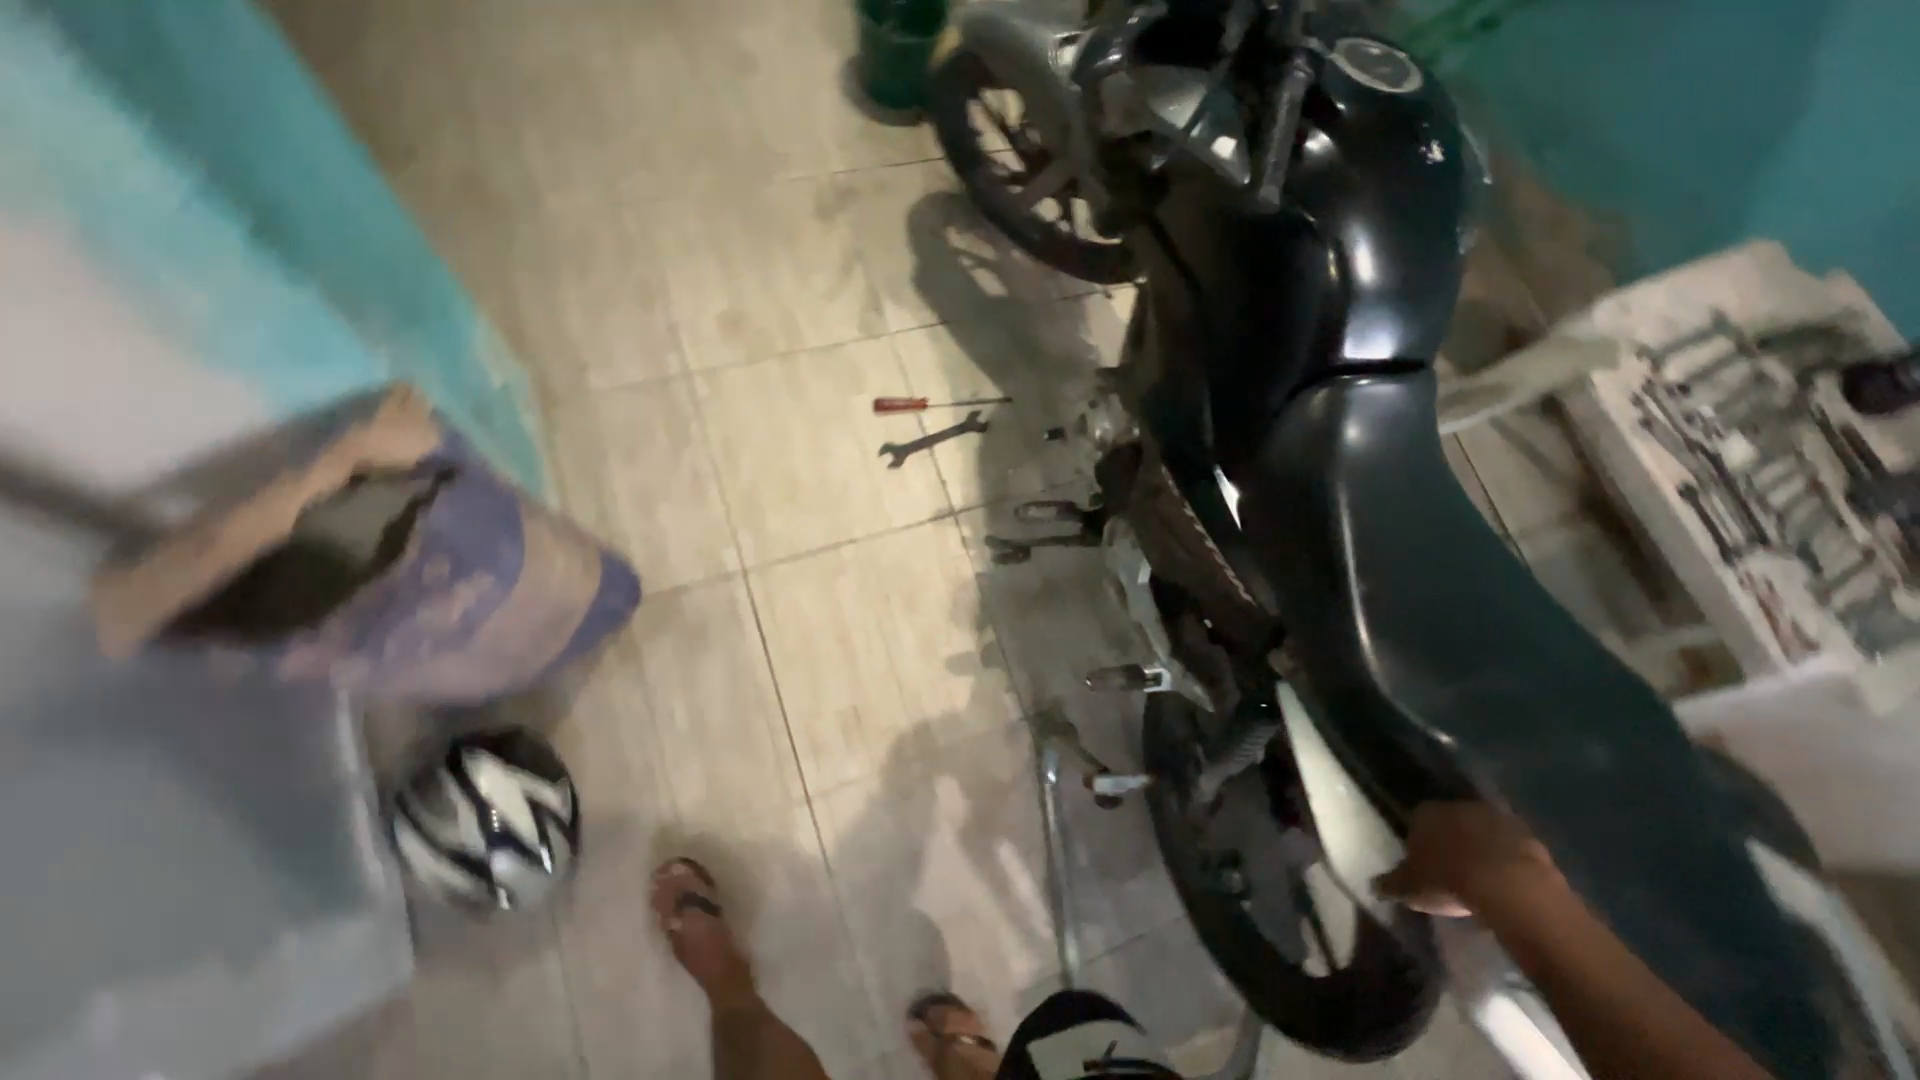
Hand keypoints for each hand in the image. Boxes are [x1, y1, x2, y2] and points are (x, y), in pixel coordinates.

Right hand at [1375, 801, 1562, 916]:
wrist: (1508, 886)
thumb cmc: (1448, 881)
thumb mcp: (1410, 889)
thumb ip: (1391, 884)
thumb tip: (1374, 885)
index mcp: (1426, 813)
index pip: (1417, 821)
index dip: (1420, 842)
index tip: (1423, 864)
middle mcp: (1459, 806)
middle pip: (1452, 822)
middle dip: (1452, 841)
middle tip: (1452, 870)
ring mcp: (1497, 818)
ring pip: (1483, 831)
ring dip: (1482, 848)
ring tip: (1481, 878)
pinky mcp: (1530, 836)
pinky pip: (1512, 847)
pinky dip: (1508, 860)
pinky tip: (1507, 882)